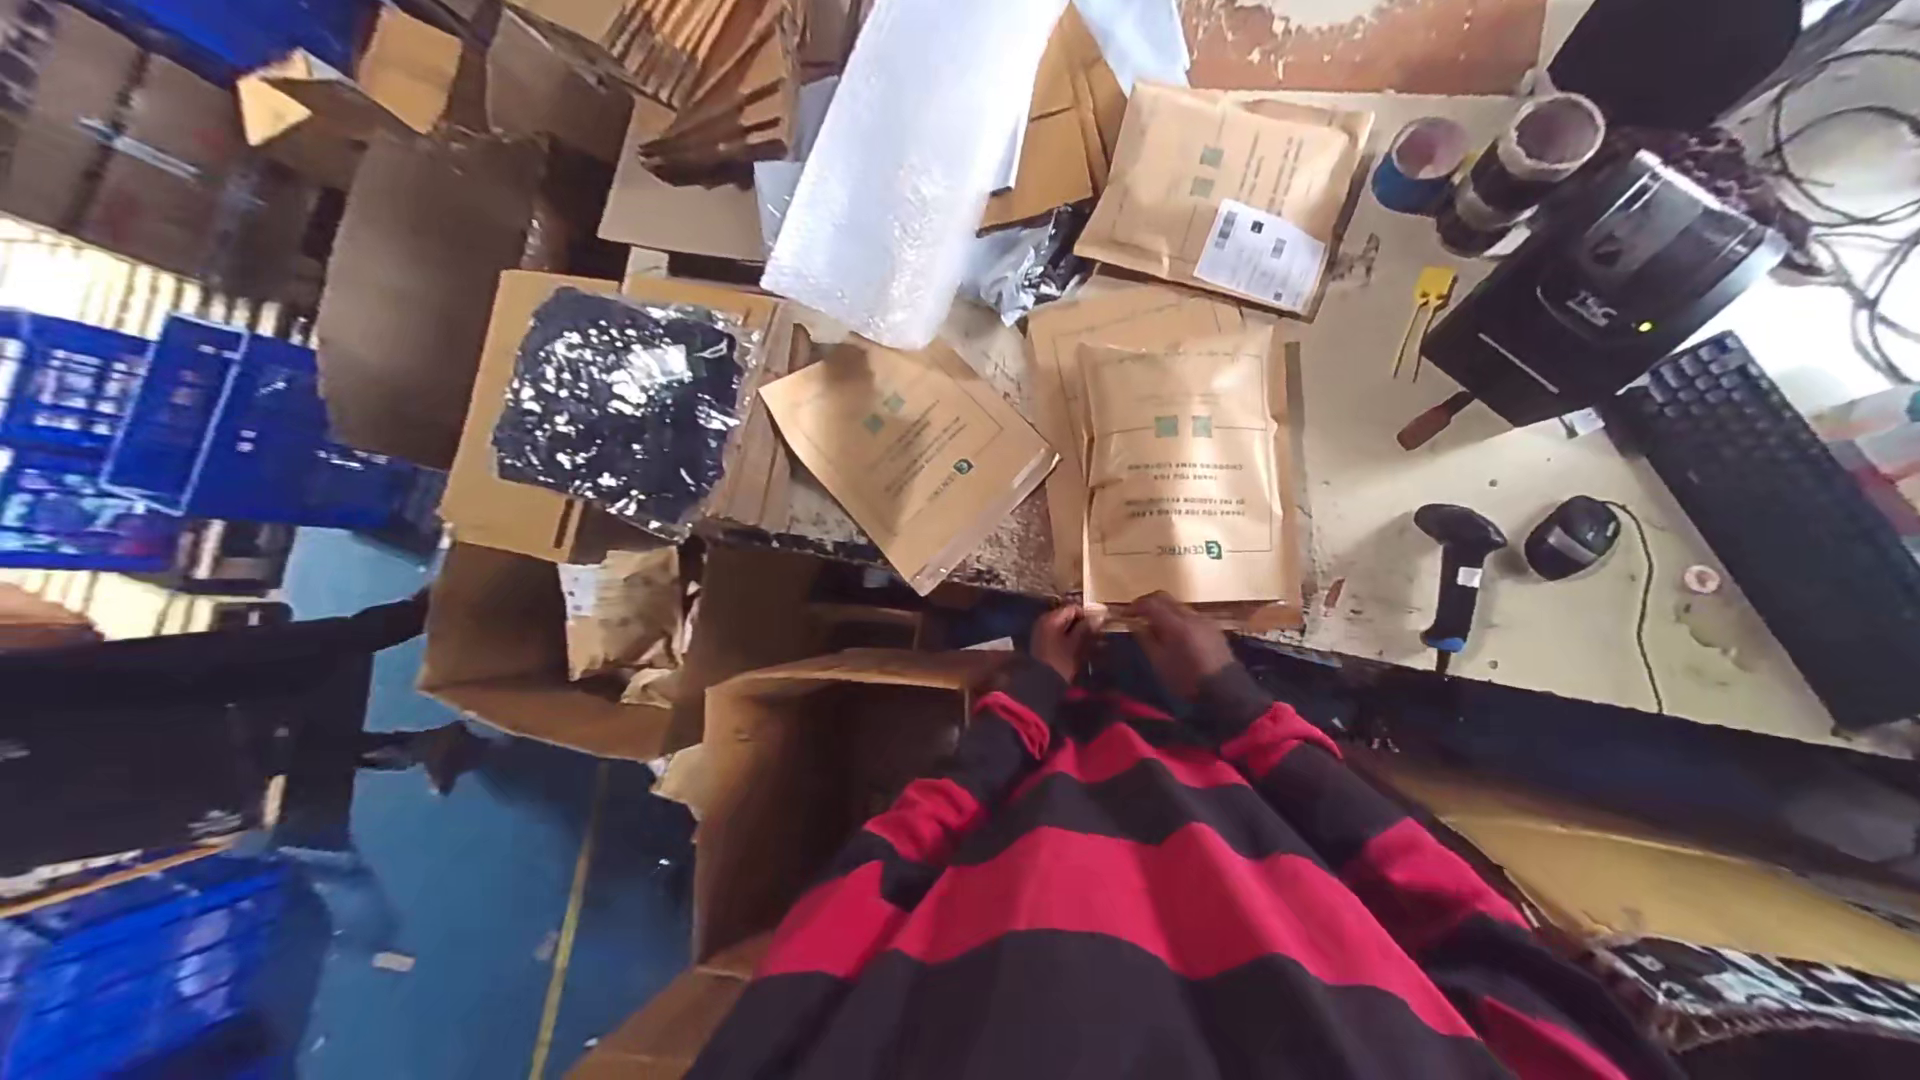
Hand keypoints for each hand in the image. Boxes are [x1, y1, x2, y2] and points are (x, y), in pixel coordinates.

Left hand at [1031, 604, 1096, 683]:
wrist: (1039, 683)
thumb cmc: (1060, 662)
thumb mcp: (1076, 645)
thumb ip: (1086, 628)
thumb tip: (1098, 616)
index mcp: (1051, 618)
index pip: (1073, 608)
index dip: (1087, 615)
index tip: (1100, 624)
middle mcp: (1044, 622)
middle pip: (1067, 617)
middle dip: (1082, 624)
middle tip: (1097, 634)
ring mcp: (1040, 633)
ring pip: (1063, 627)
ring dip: (1076, 633)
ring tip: (1090, 643)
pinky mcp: (1040, 644)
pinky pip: (1057, 636)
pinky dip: (1067, 640)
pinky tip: (1077, 649)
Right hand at [1133, 592, 1234, 699]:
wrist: (1226, 692)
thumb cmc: (1187, 680)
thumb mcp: (1159, 663)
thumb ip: (1145, 639)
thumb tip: (1134, 623)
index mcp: (1176, 625)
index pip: (1151, 603)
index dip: (1135, 606)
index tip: (1124, 614)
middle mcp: (1191, 616)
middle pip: (1165, 598)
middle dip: (1148, 603)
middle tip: (1136, 614)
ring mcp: (1204, 620)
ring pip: (1178, 606)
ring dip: (1163, 610)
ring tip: (1154, 626)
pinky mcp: (1213, 628)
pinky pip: (1190, 615)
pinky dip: (1177, 618)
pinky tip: (1173, 633)